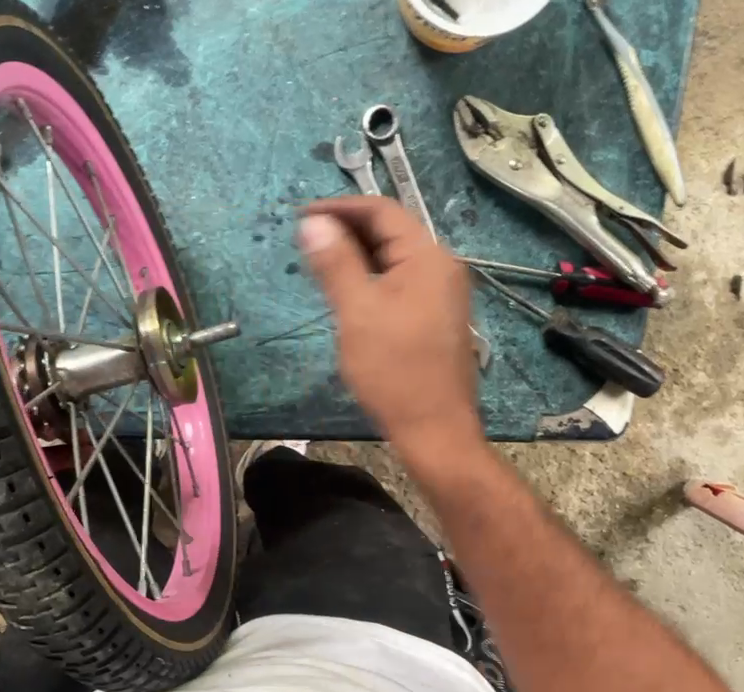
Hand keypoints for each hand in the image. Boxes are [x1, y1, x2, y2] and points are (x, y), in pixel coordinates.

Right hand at [297, 197, 481, 455]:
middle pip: (391, 233)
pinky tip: (349, 296)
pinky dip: (372, 281)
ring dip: (357, 257)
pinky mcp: (436, 319)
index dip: (340, 208)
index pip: (382, 211)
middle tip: (306, 243)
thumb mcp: (357, 312)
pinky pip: (401, 284)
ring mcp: (443, 295)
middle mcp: (442, 268)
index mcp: (428, 257)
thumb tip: (313, 222)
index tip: (300, 218)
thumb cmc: (394, 371)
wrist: (434, 429)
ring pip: (395, 261)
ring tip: (321, 267)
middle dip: (347, 231)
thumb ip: (335, 263)